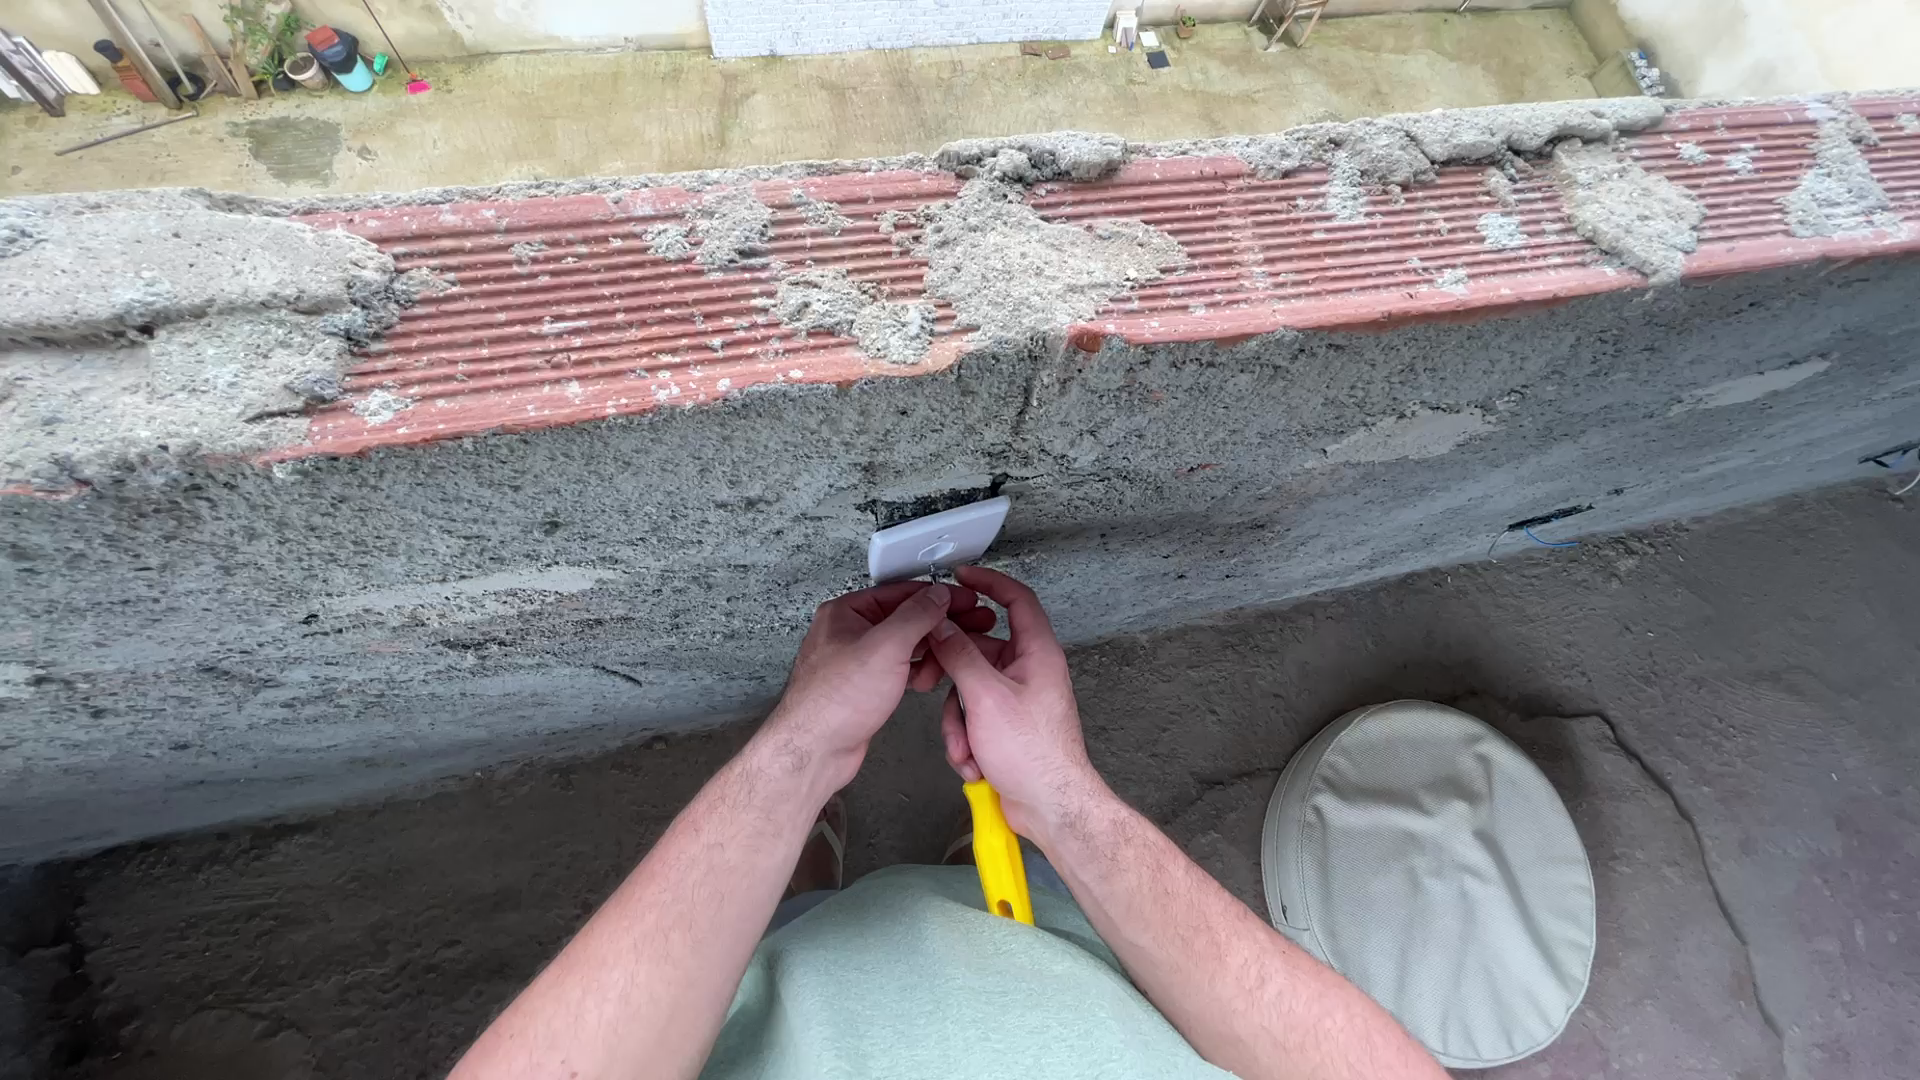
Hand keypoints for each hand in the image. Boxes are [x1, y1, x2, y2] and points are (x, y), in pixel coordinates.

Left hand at [760, 580, 997, 795]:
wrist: (817, 751)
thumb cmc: (835, 701)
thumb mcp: (885, 647)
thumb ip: (916, 615)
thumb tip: (937, 594)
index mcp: (846, 613)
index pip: (901, 593)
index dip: (937, 596)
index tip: (965, 601)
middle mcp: (849, 632)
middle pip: (905, 618)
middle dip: (938, 627)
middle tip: (970, 627)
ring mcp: (857, 660)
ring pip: (905, 645)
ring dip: (929, 653)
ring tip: (945, 662)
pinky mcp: (865, 685)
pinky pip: (899, 668)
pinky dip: (915, 672)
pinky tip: (925, 681)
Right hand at [922, 567, 1105, 843]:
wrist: (1049, 808)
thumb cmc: (1033, 753)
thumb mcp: (986, 697)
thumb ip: (960, 655)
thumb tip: (941, 626)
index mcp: (1036, 653)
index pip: (1017, 600)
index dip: (990, 582)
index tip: (961, 576)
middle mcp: (1029, 670)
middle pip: (979, 650)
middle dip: (954, 677)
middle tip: (933, 678)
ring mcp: (1017, 698)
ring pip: (970, 688)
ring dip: (959, 720)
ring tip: (966, 748)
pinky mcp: (1006, 725)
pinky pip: (974, 716)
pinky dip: (967, 738)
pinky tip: (972, 762)